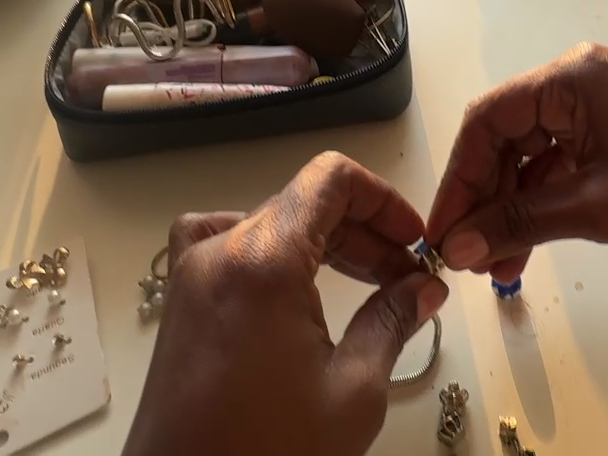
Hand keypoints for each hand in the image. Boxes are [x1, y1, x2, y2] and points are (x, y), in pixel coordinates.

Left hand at [122, 152, 449, 455]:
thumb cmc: (271, 454)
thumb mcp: (352, 391)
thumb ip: (392, 320)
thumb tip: (426, 285)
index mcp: (265, 257)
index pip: (330, 179)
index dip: (382, 199)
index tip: (412, 239)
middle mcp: (222, 249)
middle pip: (305, 201)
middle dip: (364, 231)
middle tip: (403, 276)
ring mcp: (193, 273)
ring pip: (272, 220)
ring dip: (324, 240)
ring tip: (362, 281)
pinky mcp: (181, 301)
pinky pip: (224, 240)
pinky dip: (265, 244)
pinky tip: (285, 278)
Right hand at [426, 44, 607, 283]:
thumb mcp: (596, 208)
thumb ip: (519, 223)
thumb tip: (455, 248)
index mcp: (573, 77)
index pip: (491, 118)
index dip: (460, 175)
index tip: (442, 229)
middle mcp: (580, 83)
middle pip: (508, 136)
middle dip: (486, 196)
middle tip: (468, 254)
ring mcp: (599, 109)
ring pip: (532, 156)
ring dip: (513, 207)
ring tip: (496, 265)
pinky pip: (561, 165)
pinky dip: (543, 203)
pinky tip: (527, 247)